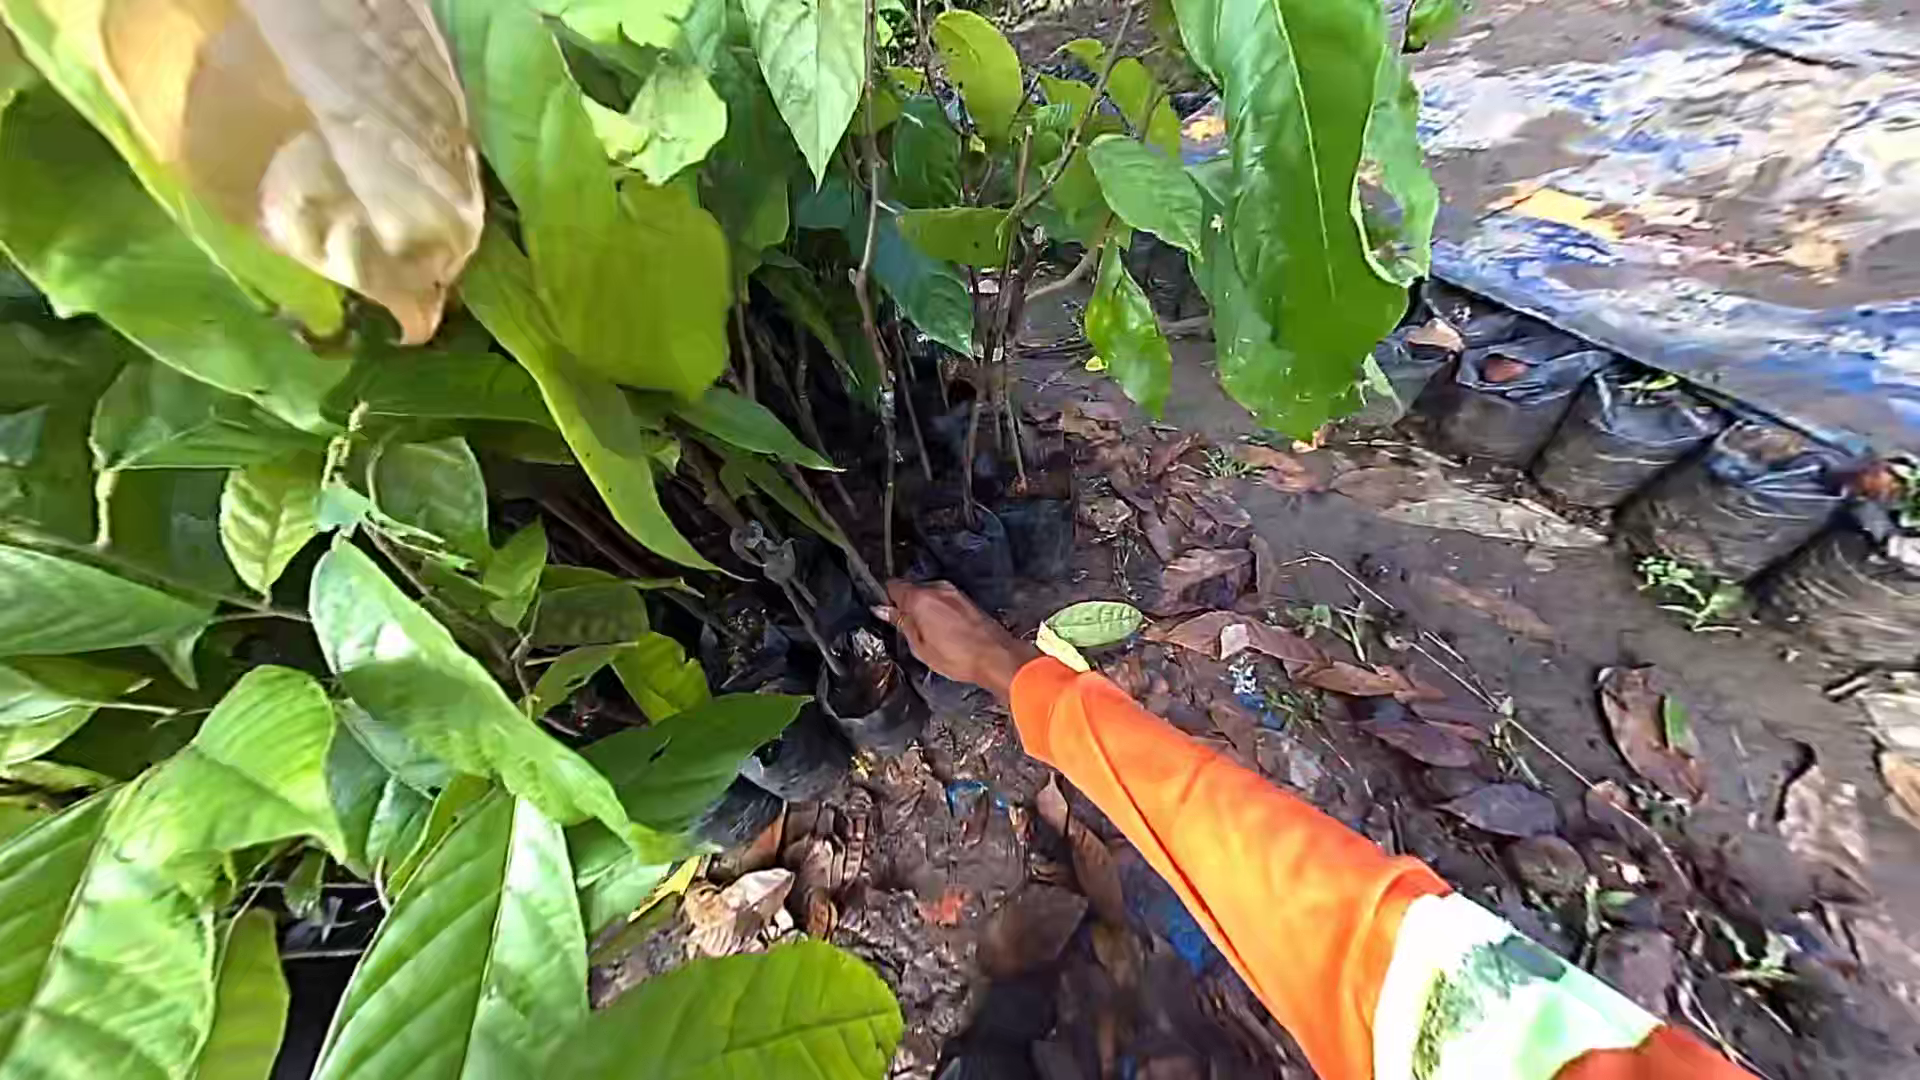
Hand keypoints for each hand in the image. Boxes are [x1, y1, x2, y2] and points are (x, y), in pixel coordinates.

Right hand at [876, 580, 1039, 701]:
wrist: (996, 657)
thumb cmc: (957, 656)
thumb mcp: (920, 646)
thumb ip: (901, 623)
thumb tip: (883, 609)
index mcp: (920, 597)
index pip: (893, 586)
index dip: (886, 599)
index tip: (886, 613)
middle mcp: (937, 588)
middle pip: (912, 589)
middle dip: (906, 605)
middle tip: (907, 630)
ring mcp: (954, 592)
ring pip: (928, 595)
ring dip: (924, 609)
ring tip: (928, 635)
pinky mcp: (966, 599)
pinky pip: (943, 600)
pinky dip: (939, 611)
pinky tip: (944, 631)